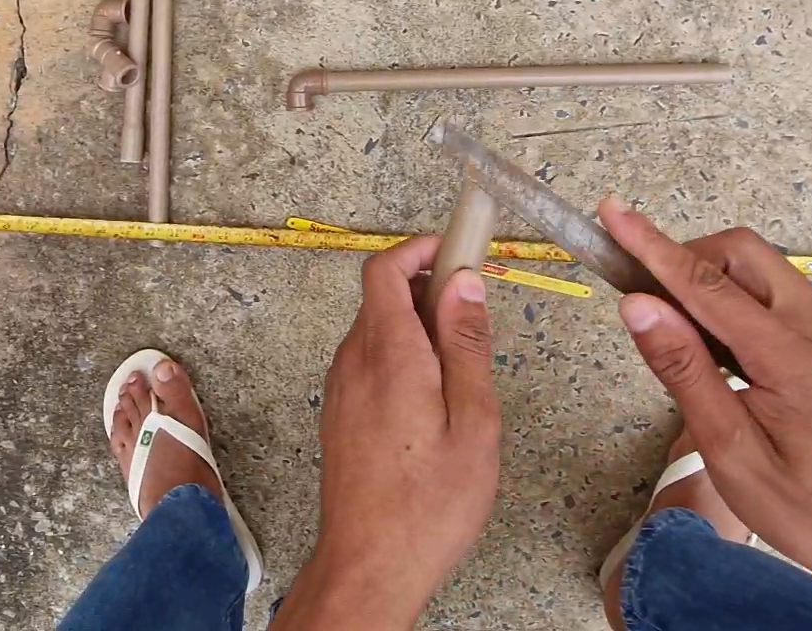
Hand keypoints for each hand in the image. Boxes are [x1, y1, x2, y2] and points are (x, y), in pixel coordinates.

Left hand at [273, 235, 500, 629]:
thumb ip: (465, 345)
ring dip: (416, 321)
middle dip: (427, 286)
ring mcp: (341, 381)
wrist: (368, 562)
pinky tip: (431, 393)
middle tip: (472, 311)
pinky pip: (369, 355)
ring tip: (459, 363)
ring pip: (377, 325)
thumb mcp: (472, 422)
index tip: (456, 250)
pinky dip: (400, 349)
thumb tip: (465, 282)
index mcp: (388, 352)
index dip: (418, 248)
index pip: (385, 268)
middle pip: (382, 293)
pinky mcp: (340, 405)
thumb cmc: (428, 502)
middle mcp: (354, 357)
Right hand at [599, 198, 811, 630]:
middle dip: (686, 258)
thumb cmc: (811, 515)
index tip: (612, 211)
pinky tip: (722, 347)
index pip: (708, 285)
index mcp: (801, 364)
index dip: (651, 245)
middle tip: (649, 299)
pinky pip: (779, 294)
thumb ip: (683, 370)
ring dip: (710, 279)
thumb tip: (637, 304)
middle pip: (744, 254)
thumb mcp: (730, 453)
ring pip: (762, 269)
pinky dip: (735, 299)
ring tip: (684, 333)